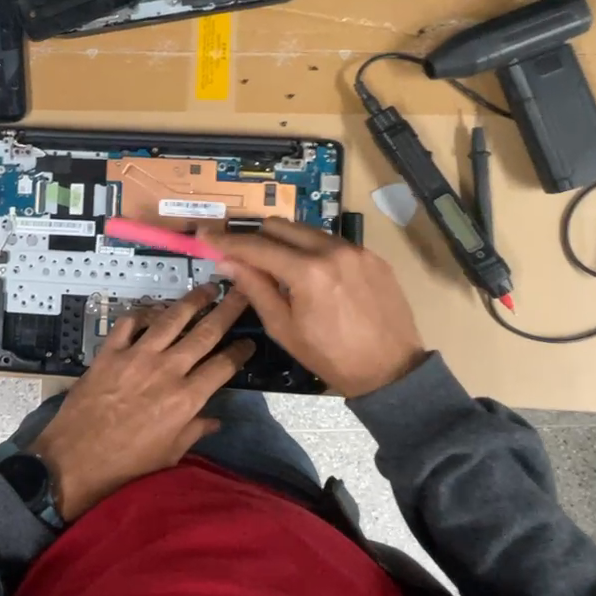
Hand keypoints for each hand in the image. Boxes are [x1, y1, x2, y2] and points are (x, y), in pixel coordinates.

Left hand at [29, 284, 254, 519]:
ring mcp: (136, 356)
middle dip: (227, 310)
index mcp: (186, 398)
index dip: (240, 352)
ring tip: (206, 288)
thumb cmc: (127, 462)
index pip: (223, 366)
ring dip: (191, 301)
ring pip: (170, 319)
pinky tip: (153, 309)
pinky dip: (143, 312)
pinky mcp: (109, 352)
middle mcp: (166, 370)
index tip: (249, 342)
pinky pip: (129, 323)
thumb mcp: (170, 453)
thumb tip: (216, 420)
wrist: (77, 456)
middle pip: (204, 333)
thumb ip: (195, 431)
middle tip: (240, 292)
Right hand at [202, 220, 425, 397]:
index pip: (256, 246)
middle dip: (254, 237)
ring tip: (276, 266)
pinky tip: (309, 274)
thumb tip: (226, 262)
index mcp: (307, 272)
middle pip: (279, 225)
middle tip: (240, 254)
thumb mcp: (283, 327)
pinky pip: (331, 242)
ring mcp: (356, 250)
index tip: (204, 235)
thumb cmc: (330, 356)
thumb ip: (254, 288)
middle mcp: (332, 251)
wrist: (391, 370)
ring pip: (305, 230)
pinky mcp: (372, 256)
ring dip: (283, 242)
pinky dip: (311, 250)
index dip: (225, 240)